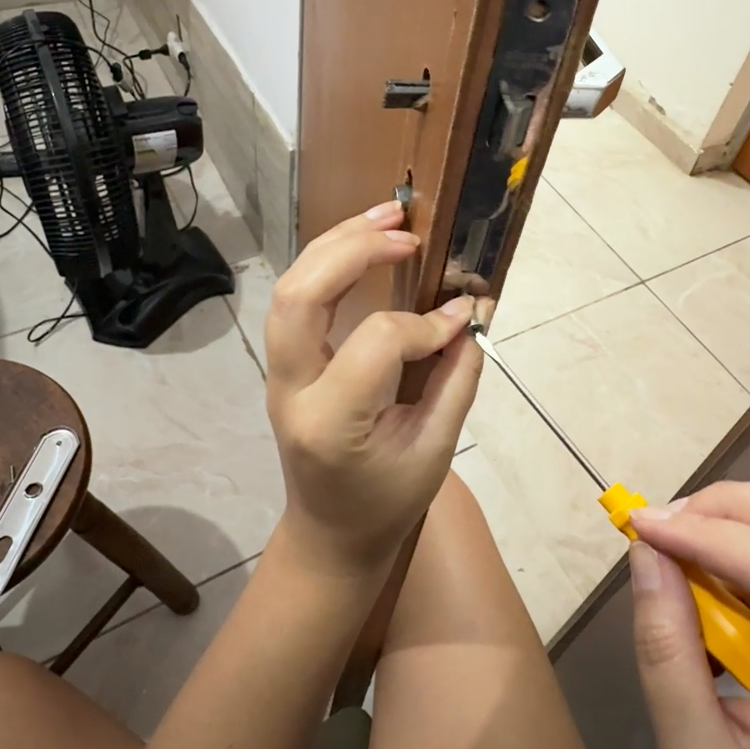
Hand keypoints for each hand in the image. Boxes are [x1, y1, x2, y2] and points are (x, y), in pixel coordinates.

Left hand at [264, 201, 486, 572]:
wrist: (330, 535)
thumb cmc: (387, 503)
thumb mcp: (435, 451)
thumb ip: (457, 379)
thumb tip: (471, 313)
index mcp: (331, 422)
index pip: (376, 343)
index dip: (425, 324)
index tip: (462, 320)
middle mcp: (291, 390)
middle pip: (302, 295)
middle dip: (354, 250)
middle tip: (408, 231)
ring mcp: (278, 374)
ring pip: (290, 287)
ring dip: (337, 242)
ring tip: (389, 213)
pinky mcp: (284, 362)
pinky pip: (296, 298)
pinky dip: (328, 261)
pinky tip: (363, 241)